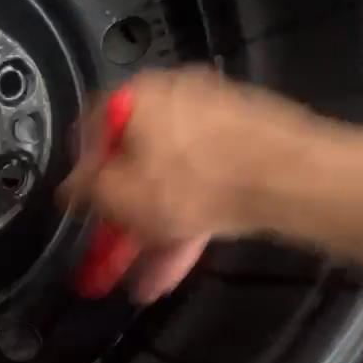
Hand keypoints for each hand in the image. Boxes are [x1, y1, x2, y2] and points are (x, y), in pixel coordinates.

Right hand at [58, 68, 329, 301]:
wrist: (292, 181)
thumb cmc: (199, 183)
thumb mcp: (116, 196)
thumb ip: (82, 190)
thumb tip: (70, 189)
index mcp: (137, 96)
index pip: (89, 128)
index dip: (82, 171)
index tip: (84, 202)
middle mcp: (176, 94)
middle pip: (135, 158)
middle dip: (124, 210)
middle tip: (115, 242)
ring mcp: (216, 116)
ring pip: (171, 176)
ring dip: (154, 223)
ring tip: (146, 268)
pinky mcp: (247, 139)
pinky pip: (203, 181)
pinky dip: (188, 215)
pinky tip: (178, 257)